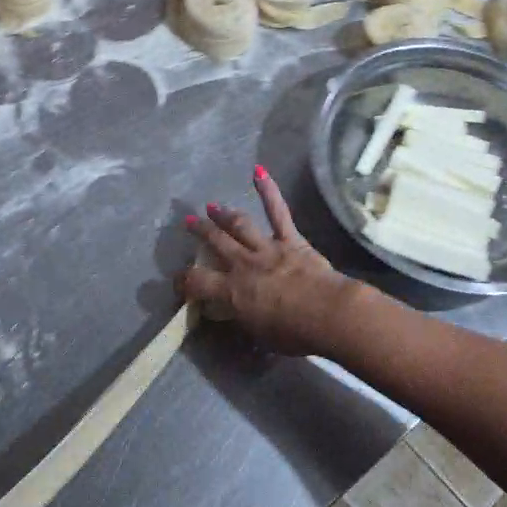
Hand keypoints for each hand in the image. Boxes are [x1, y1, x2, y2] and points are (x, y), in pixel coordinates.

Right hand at [177, 166, 362, 356]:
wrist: (326, 313)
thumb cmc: (294, 333)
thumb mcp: (259, 334)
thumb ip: (245, 319)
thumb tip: (239, 312)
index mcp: (232, 292)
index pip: (196, 282)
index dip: (184, 281)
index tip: (180, 281)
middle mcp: (243, 264)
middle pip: (216, 242)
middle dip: (201, 231)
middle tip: (190, 222)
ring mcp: (267, 248)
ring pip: (240, 225)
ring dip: (225, 214)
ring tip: (213, 207)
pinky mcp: (290, 240)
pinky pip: (278, 212)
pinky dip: (269, 190)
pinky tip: (259, 172)